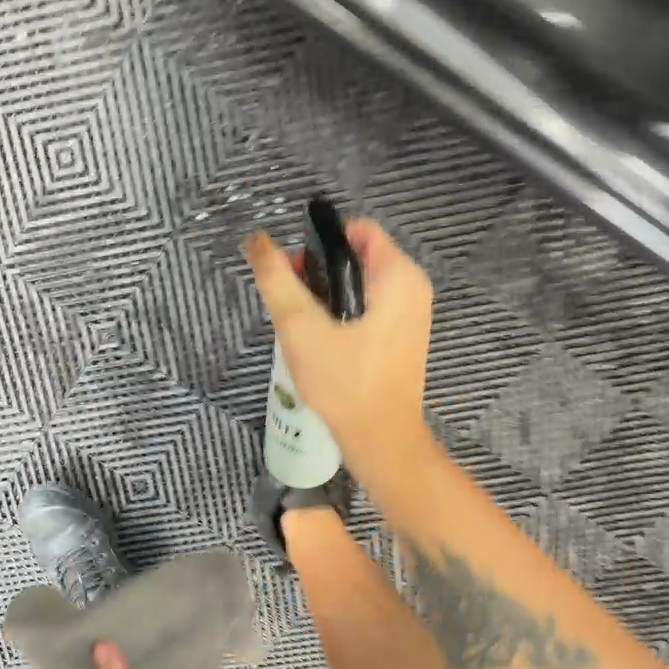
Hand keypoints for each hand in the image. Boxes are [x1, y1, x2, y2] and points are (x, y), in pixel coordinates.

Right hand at [244, 218, 434, 468]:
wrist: (379, 438)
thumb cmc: (344, 382)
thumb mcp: (301, 327)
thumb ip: (276, 280)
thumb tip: (256, 240)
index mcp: (398, 275)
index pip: (356, 229)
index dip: (319, 243)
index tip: (294, 274)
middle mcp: (413, 287)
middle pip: (356, 257)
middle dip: (319, 275)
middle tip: (293, 308)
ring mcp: (412, 314)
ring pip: (360, 285)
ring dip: (327, 299)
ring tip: (305, 330)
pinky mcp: (403, 337)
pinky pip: (369, 308)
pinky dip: (343, 316)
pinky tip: (323, 346)